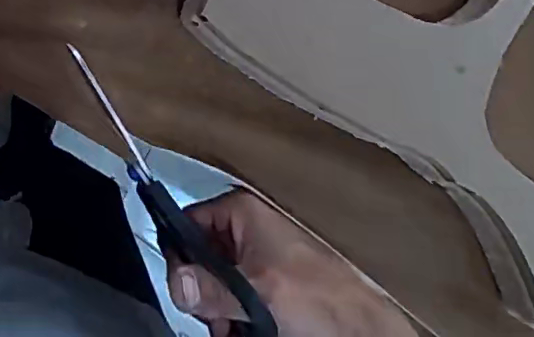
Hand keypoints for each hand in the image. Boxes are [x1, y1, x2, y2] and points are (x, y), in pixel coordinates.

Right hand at [168, 190, 412, 336]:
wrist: (356, 322)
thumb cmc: (316, 295)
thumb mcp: (259, 291)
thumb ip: (214, 287)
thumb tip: (177, 281)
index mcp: (242, 209)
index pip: (189, 222)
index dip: (181, 257)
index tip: (184, 291)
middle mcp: (246, 224)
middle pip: (200, 255)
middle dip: (202, 290)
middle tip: (217, 318)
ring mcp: (256, 251)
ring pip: (214, 279)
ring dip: (217, 307)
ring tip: (234, 327)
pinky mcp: (264, 277)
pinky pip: (233, 293)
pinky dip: (233, 313)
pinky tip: (245, 328)